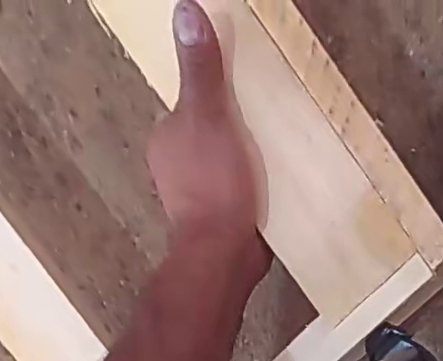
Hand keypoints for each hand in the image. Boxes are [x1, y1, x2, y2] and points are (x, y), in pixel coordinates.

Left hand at [146, 1, 268, 277]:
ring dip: (249, 161)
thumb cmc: (212, 186)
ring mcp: (200, 200)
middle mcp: (177, 171)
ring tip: (276, 150)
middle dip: (236, 129)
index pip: (192, 104)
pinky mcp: (224, 223)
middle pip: (212, 135)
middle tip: (268, 118)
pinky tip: (275, 183)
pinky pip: (242, 194)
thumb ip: (201, 69)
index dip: (218, 96)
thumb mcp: (208, 117)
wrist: (224, 255)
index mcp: (166, 141)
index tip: (245, 90)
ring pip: (228, 166)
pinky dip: (256, 189)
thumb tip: (185, 9)